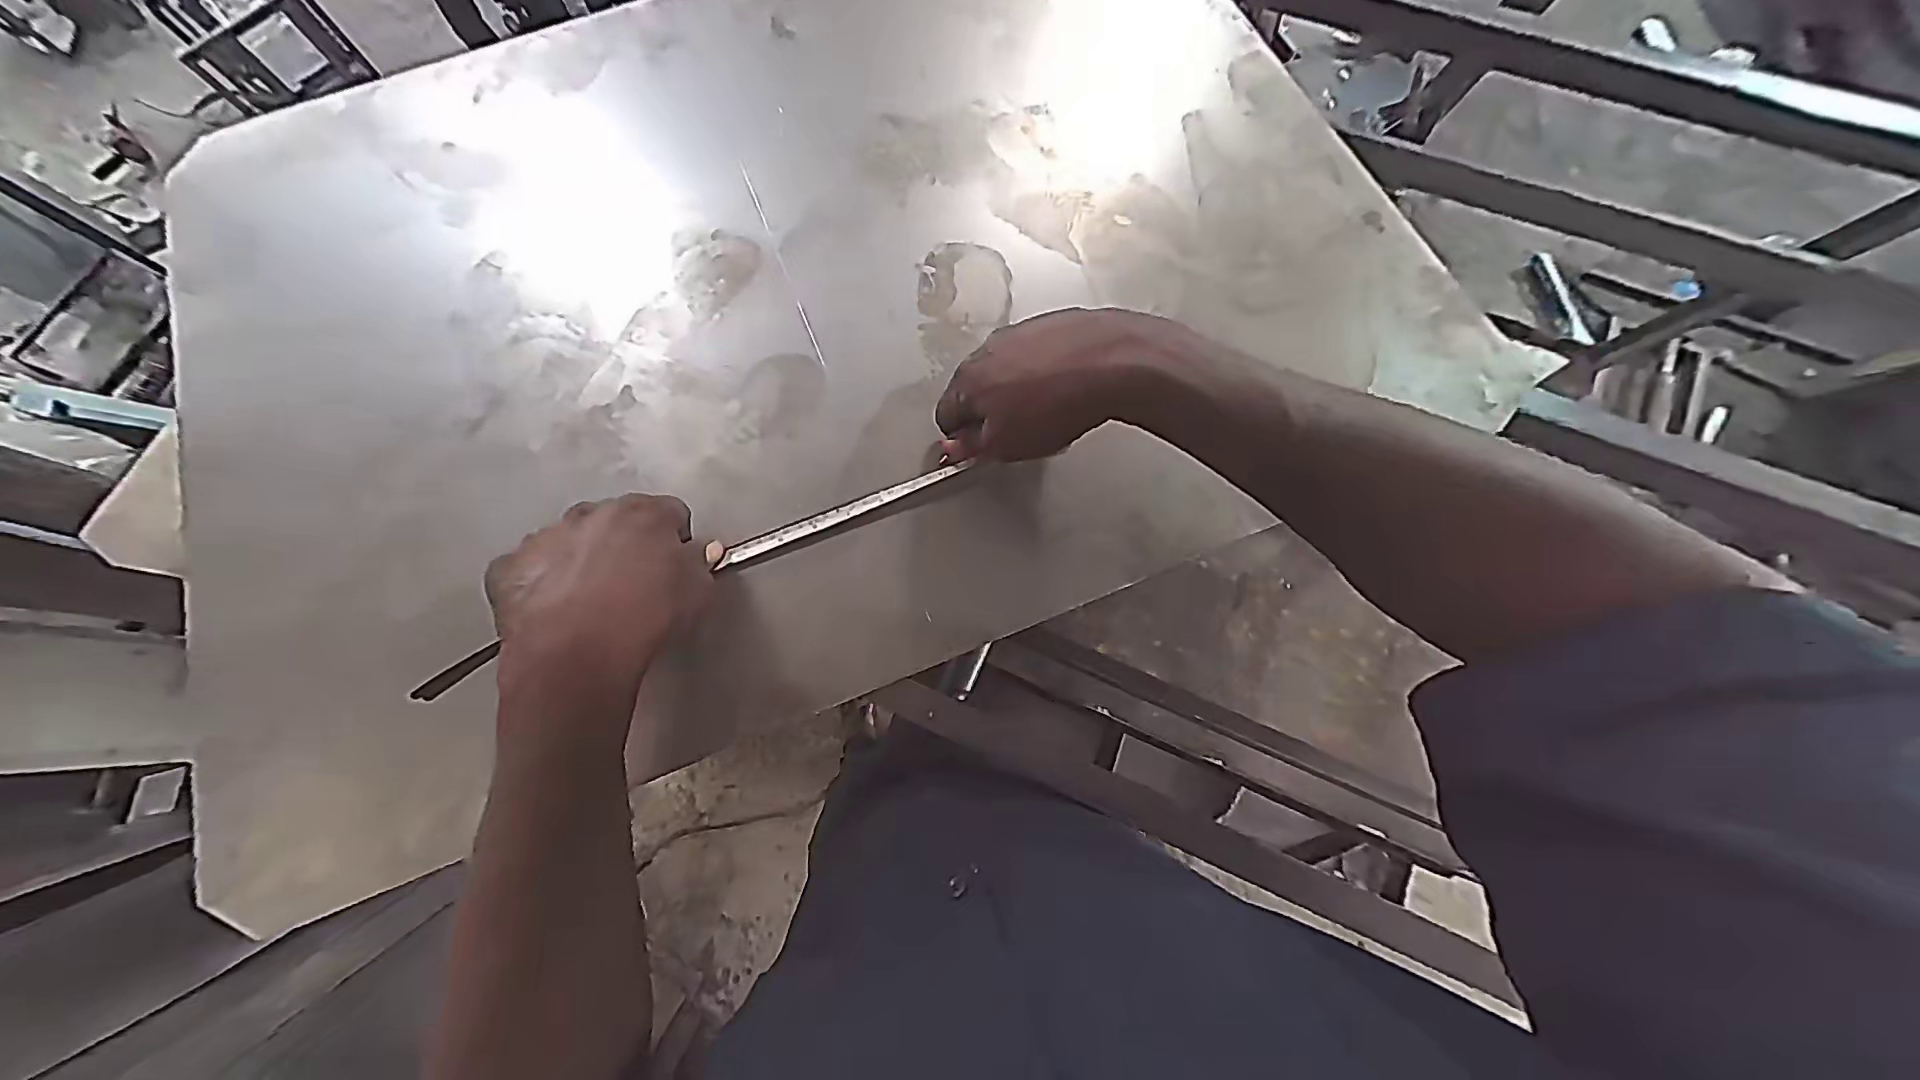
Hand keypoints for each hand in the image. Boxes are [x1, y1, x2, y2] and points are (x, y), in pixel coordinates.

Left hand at [486, 494, 714, 706]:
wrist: (579, 654)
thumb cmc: (642, 618)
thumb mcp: (700, 592)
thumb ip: (701, 564)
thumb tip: (698, 557)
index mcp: (645, 514)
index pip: (670, 513)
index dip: (676, 540)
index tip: (677, 563)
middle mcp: (595, 514)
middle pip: (618, 520)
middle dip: (629, 544)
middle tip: (640, 584)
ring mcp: (549, 537)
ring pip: (573, 540)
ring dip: (586, 559)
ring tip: (599, 602)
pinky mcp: (512, 567)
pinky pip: (532, 568)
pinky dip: (544, 582)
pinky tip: (560, 609)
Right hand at [934, 308, 1183, 460]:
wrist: (1114, 362)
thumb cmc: (1061, 402)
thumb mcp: (1008, 445)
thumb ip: (976, 447)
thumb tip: (960, 447)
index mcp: (969, 379)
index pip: (946, 414)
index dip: (962, 437)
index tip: (979, 447)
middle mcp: (988, 348)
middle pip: (975, 387)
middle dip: (990, 410)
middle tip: (1015, 432)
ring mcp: (1021, 331)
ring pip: (1007, 368)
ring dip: (1018, 389)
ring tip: (1047, 411)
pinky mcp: (1053, 323)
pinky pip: (1039, 353)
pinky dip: (1046, 371)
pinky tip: (1067, 389)